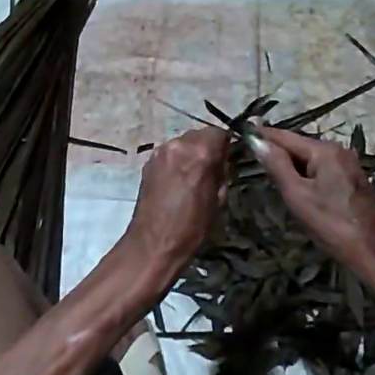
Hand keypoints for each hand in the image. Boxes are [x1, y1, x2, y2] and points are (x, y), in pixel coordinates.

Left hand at [123, 127, 228, 271]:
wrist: (154, 242)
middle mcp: (178, 144)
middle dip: (207, 147)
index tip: (226, 158)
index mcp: (200, 153)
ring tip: (191, 175)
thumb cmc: (192, 225)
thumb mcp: (218, 198)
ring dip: (190, 152)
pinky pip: (169, 152)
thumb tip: (222, 159)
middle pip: (199, 135)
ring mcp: (160, 151)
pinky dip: (176, 159)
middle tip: (211, 168)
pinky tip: (176, 179)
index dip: (225, 144)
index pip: (219, 132)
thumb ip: (220, 171)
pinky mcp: (148, 161)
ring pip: (182, 142)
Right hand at [250, 126, 374, 265]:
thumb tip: (256, 140)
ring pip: (311, 156)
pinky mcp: (352, 178)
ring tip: (267, 164)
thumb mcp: (297, 195)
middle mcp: (338, 150)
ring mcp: (348, 164)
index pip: (286, 136)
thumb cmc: (331, 224)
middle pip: (299, 144)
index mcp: (324, 150)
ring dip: (290, 160)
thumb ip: (276, 165)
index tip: (243, 130)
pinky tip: (294, 179)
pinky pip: (322, 167)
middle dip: (277, 147)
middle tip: (251, 150)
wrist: (371, 252)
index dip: (263, 134)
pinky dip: (305, 170)